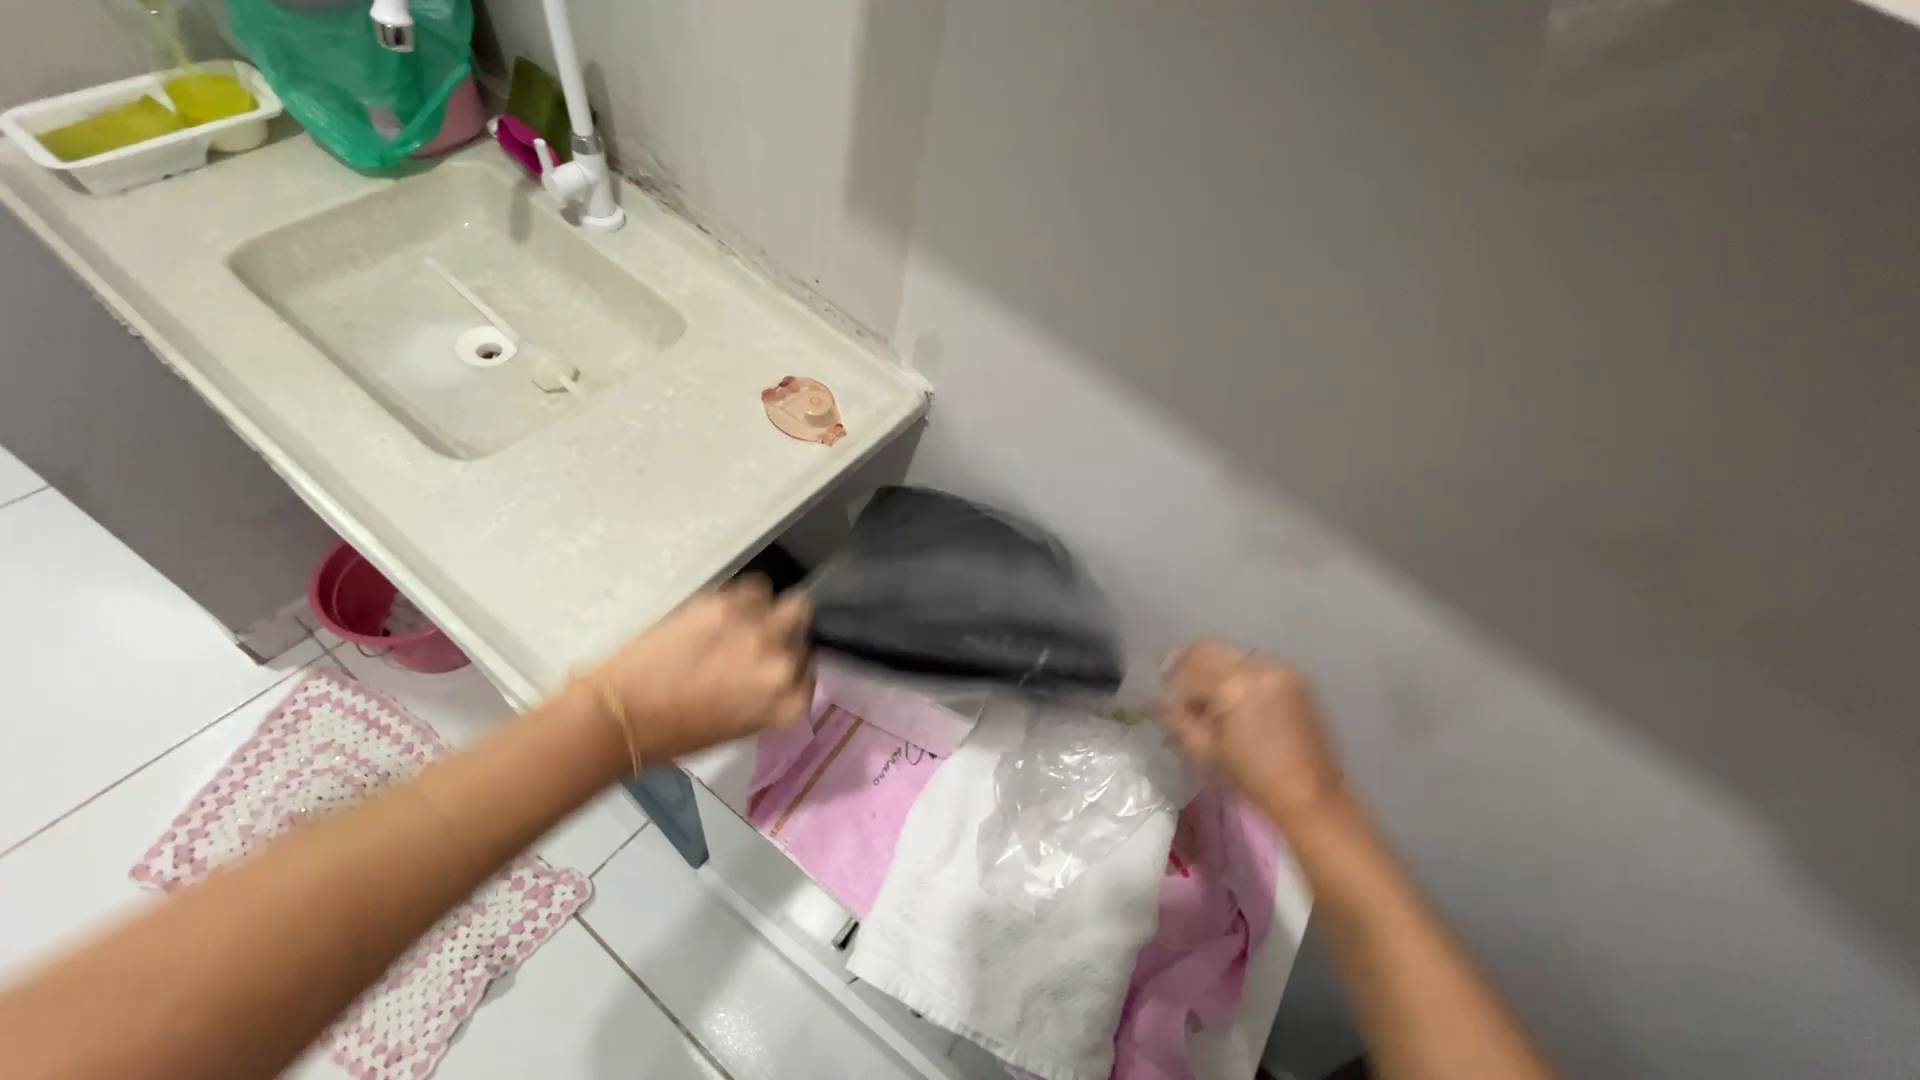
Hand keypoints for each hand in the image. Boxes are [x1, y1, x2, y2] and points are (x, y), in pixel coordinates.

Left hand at [585, 579, 814, 767]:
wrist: (622, 715)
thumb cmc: (676, 735)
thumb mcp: (739, 727)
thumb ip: (766, 697)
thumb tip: (768, 674)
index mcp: (785, 702)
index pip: (809, 672)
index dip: (793, 665)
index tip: (773, 666)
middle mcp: (781, 663)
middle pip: (803, 628)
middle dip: (788, 632)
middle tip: (759, 639)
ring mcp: (756, 630)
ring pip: (787, 602)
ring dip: (768, 611)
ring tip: (740, 621)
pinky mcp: (727, 605)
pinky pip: (752, 589)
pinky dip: (741, 598)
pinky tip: (718, 613)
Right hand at [1162, 640, 1345, 829]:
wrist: (1309, 794)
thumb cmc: (1251, 777)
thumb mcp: (1202, 750)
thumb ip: (1177, 717)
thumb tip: (1162, 698)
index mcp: (1233, 687)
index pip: (1188, 670)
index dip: (1171, 682)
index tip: (1163, 692)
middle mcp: (1258, 667)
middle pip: (1209, 649)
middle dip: (1188, 663)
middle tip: (1176, 680)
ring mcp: (1281, 669)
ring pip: (1233, 654)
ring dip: (1215, 667)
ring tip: (1208, 691)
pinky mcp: (1296, 677)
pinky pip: (1256, 664)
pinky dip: (1239, 673)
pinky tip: (1235, 696)